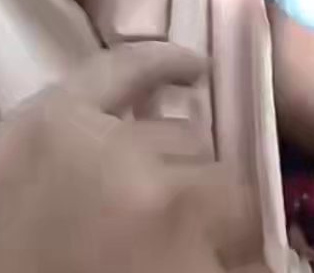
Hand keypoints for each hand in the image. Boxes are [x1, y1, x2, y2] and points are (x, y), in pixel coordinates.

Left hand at [0, 43, 258, 272]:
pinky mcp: (59, 105)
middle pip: (224, 187)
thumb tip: (234, 256)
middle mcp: (156, 194)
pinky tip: (194, 64)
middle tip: (198, 241)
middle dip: (220, 220)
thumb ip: (190, 268)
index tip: (235, 264)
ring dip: (188, 166)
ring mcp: (102, 140)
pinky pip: (125, 67)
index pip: (254, 245)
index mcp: (179, 264)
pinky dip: (162, 62)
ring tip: (180, 187)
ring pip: (185, 137)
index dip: (247, 259)